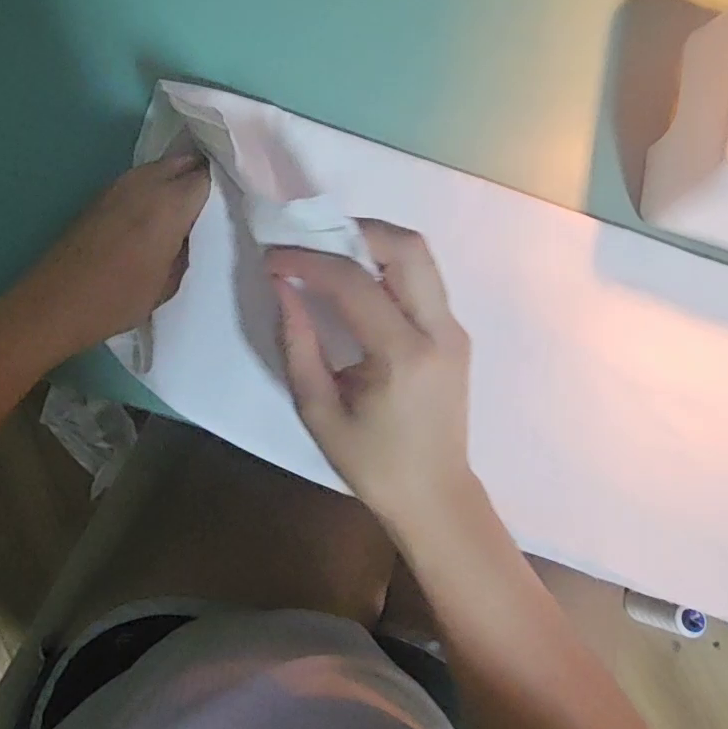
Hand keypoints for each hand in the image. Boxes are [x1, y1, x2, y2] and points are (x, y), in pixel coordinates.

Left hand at [0, 153, 209, 363]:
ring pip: (159, 167)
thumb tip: (192, 232)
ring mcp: (119, 185)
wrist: (56, 302)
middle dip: (200, 175)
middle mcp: (145, 183)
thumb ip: (187, 249)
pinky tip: (156, 214)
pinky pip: (139, 180)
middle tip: (214, 201)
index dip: (222, 185)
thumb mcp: (168, 283)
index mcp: (169, 203)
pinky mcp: (101, 195)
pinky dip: (153, 188)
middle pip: (183, 161)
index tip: (233, 200)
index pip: (207, 176)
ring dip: (175, 179)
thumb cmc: (118, 299)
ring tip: (187, 207)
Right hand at [268, 220, 474, 529]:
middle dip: (353, 231)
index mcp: (403, 355)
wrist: (436, 497)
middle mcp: (439, 331)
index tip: (272, 260)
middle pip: (406, 247)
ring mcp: (454, 329)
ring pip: (420, 255)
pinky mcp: (454, 333)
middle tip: (311, 242)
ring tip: (329, 255)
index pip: (353, 282)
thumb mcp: (318, 411)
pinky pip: (422, 278)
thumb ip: (298, 344)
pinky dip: (385, 264)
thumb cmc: (372, 463)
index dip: (307, 260)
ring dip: (372, 242)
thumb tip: (283, 288)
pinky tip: (354, 281)